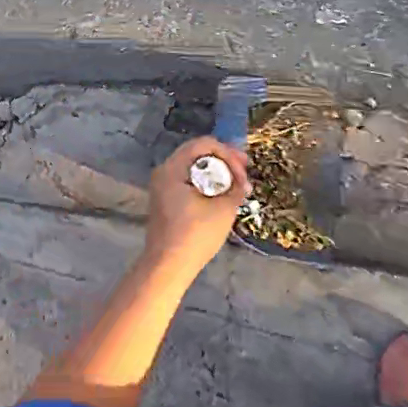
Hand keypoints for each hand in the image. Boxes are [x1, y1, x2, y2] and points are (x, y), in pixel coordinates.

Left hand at [145, 136, 250, 266]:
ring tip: (238, 185)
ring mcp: (162, 183)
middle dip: (223, 160)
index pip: (202, 144)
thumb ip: (234, 188)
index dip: (227, 153)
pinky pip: (187, 179)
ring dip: (216, 172)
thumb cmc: (195, 234)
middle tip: (246, 173)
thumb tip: (240, 180)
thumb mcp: (223, 210)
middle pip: (196, 152)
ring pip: (192, 166)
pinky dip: (205, 181)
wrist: (168, 261)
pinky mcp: (165, 196)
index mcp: (172, 168)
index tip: (245, 172)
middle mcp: (163, 170)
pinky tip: (221, 193)